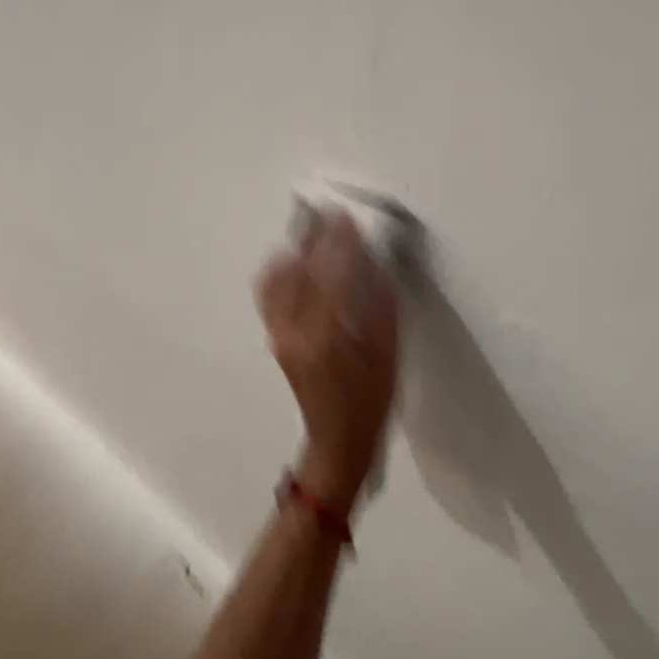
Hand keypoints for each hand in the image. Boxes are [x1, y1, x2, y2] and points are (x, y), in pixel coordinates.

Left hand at [255, 209, 398, 511]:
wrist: (337, 442)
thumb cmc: (372, 402)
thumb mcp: (388, 352)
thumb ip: (379, 303)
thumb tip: (372, 260)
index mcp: (327, 337)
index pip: (329, 274)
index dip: (338, 241)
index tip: (346, 216)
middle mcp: (294, 332)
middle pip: (296, 270)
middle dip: (313, 237)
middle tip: (330, 216)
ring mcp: (278, 334)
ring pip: (276, 277)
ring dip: (295, 250)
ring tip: (315, 234)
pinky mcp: (274, 337)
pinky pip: (269, 292)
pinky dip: (282, 269)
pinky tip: (298, 262)